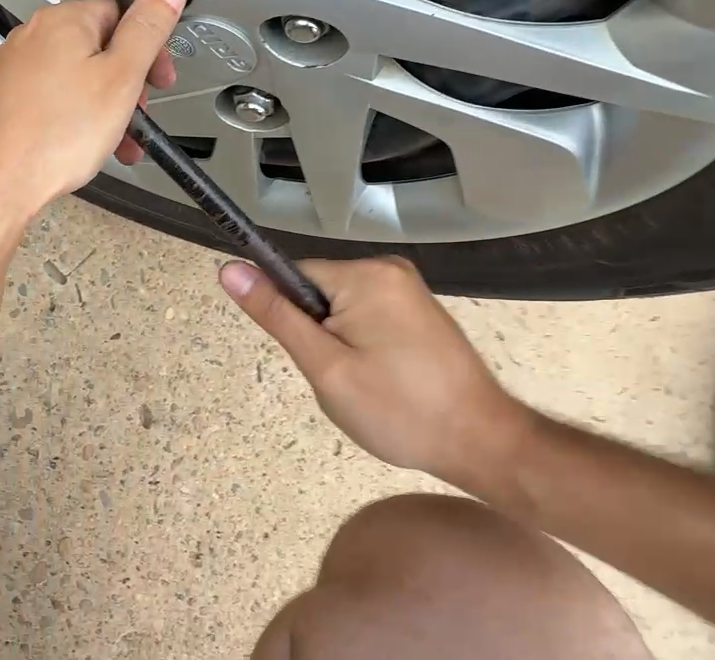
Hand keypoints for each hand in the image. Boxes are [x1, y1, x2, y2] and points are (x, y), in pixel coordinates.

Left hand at [0, 0, 187, 220]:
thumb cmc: (51, 137)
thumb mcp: (121, 79)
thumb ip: (147, 30)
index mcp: (61, 22)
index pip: (119, 13)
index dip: (148, 47)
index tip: (159, 77)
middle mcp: (30, 38)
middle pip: (96, 48)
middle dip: (125, 83)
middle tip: (138, 114)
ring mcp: (12, 69)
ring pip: (74, 79)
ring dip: (103, 108)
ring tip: (116, 142)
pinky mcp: (3, 100)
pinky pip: (50, 100)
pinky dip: (72, 118)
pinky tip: (81, 147)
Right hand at [220, 256, 534, 486]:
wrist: (486, 445)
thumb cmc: (399, 410)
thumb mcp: (325, 366)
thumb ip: (275, 315)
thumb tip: (228, 269)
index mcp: (365, 275)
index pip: (292, 277)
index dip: (291, 318)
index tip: (313, 357)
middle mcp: (388, 268)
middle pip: (316, 292)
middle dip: (317, 335)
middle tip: (343, 378)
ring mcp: (408, 288)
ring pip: (339, 308)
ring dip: (339, 343)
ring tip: (366, 383)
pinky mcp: (420, 309)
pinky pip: (365, 315)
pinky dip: (362, 345)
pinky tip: (383, 378)